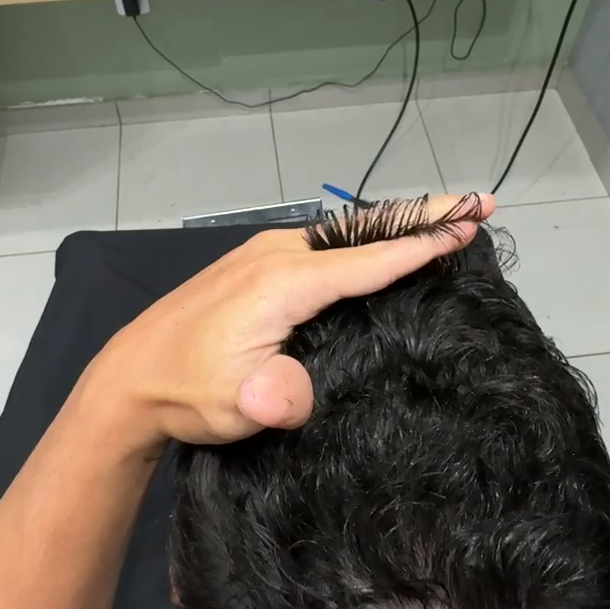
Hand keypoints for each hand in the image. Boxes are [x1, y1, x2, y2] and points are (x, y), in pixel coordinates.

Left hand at [77, 193, 493, 450]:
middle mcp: (279, 254)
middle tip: (478, 203)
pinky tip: (379, 249)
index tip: (469, 227)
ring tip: (446, 221)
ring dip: (396, 227)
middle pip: (365, 231)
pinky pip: (325, 245)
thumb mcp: (231, 405)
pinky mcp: (257, 266)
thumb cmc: (185, 388)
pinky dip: (364, 241)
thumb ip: (271, 398)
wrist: (131, 376)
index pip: (369, 260)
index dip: (422, 245)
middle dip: (423, 216)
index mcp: (284, 280)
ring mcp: (266, 255)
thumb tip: (294, 396)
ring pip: (345, 235)